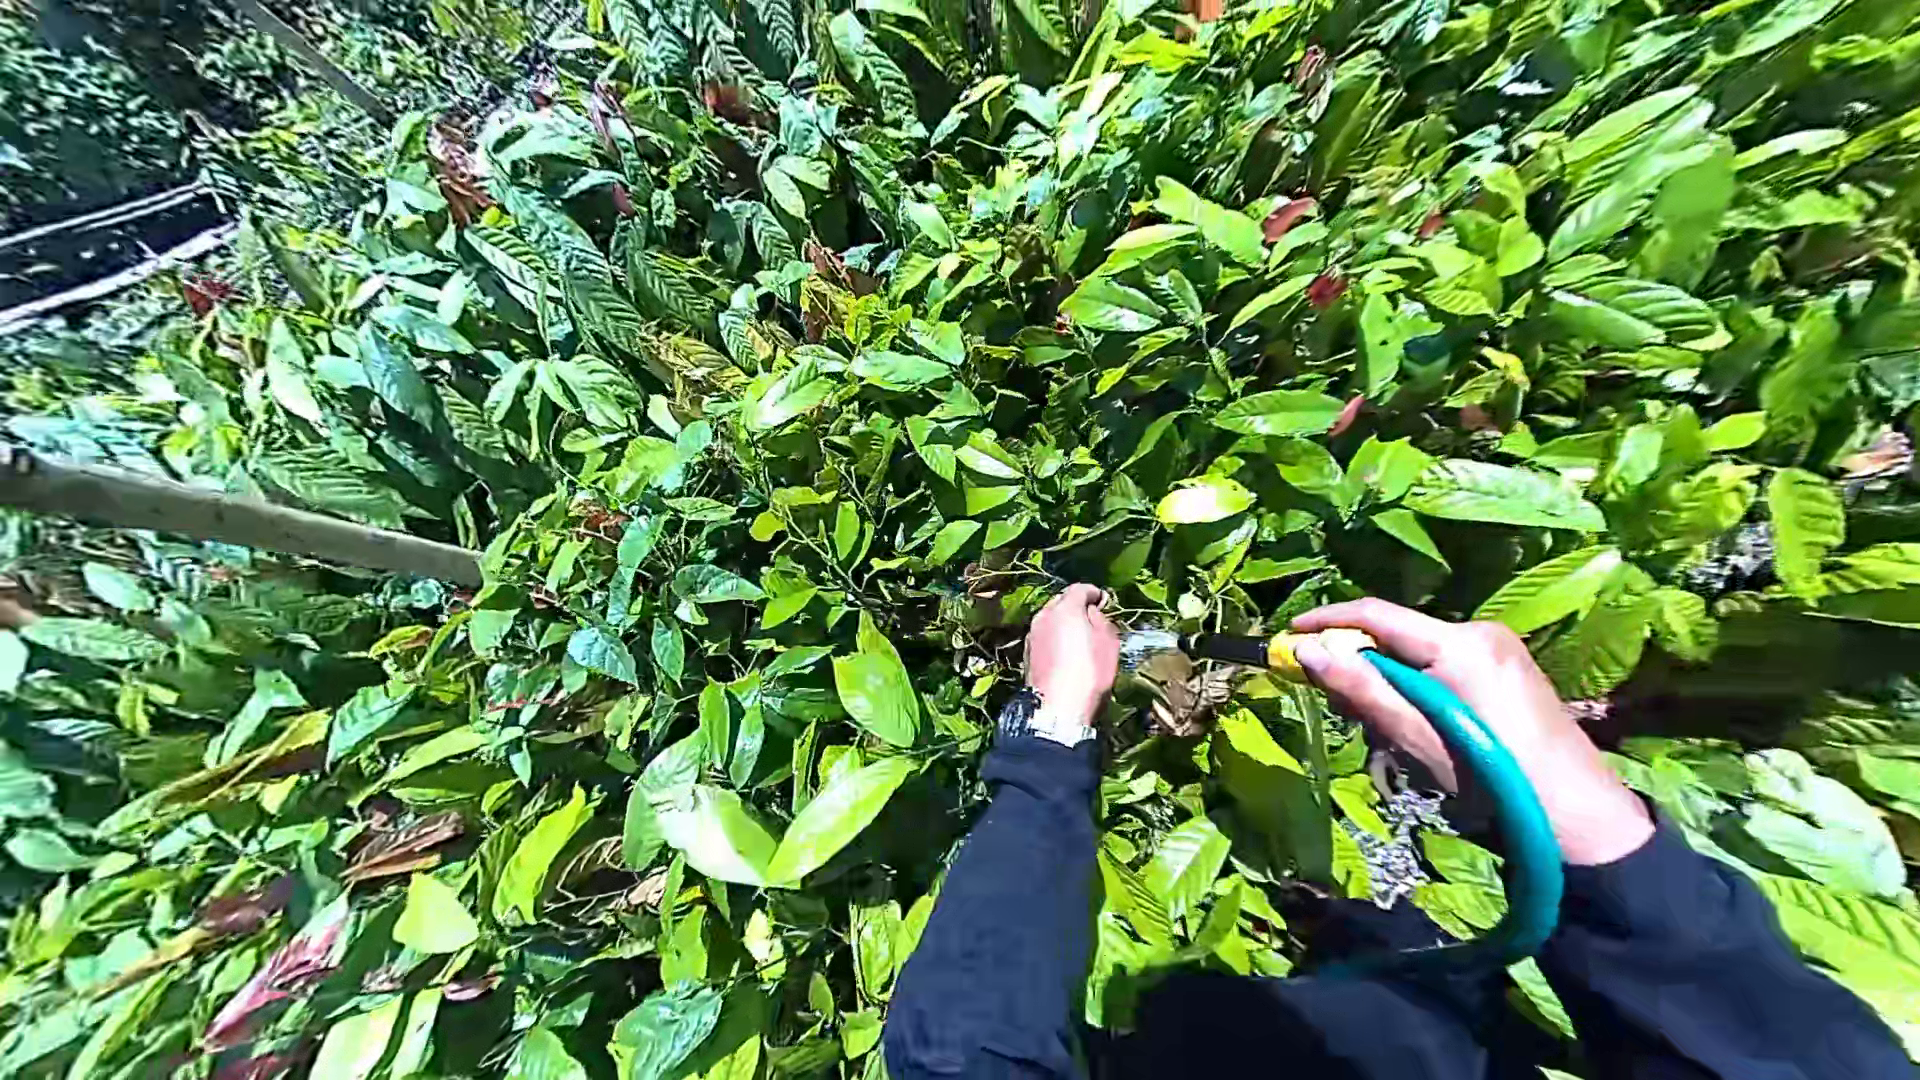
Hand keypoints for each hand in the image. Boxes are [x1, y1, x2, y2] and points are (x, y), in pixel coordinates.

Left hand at [1026, 584, 1120, 728]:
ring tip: (1079, 638)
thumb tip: (1092, 611)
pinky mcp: (1027, 653)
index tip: (1104, 601)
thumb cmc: (1089, 673)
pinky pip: (1044, 636)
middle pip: (1061, 602)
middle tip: (1092, 619)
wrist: (1057, 708)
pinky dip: (1054, 638)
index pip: (1080, 588)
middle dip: (1076, 606)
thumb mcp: (1108, 642)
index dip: (1095, 593)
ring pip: (1050, 619)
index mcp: (1065, 608)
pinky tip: (1065, 653)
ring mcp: (1032, 634)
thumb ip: (1101, 619)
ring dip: (1063, 623)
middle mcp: (1043, 615)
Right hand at [1293, 598, 1653, 865]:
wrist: (1583, 823)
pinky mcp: (1504, 667)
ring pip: (1411, 649)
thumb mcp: (1413, 736)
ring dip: (1381, 676)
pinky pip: (1435, 661)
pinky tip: (1408, 718)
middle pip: (1393, 632)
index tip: (1289, 634)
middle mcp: (1479, 632)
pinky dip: (1408, 682)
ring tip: (1374, 721)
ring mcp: (1497, 648)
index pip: (1375, 614)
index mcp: (1460, 644)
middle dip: (1354, 658)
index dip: (1326, 619)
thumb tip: (1305, 649)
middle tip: (1332, 696)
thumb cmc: (1492, 780)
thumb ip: (1358, 687)